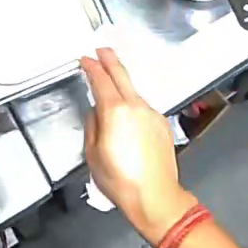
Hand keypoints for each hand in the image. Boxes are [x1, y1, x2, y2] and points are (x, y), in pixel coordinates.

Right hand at [80, 48, 196, 245]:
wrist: (156, 197)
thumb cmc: (120, 180)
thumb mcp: (93, 152)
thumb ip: (93, 125)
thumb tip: (96, 112)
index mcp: (114, 111)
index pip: (101, 80)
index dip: (91, 67)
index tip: (85, 60)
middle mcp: (136, 106)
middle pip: (121, 75)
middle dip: (110, 60)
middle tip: (101, 50)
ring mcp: (152, 114)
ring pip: (134, 91)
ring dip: (122, 83)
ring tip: (111, 82)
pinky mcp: (162, 124)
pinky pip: (143, 107)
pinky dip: (133, 103)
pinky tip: (126, 113)